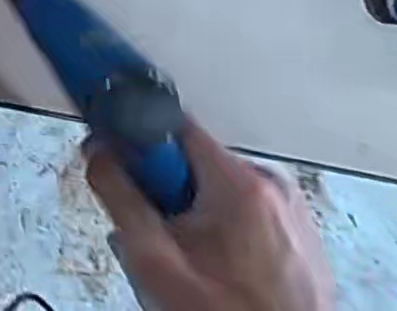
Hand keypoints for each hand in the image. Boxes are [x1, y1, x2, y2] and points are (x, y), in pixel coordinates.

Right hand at [87, 120, 334, 310]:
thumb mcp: (155, 264)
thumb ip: (119, 197)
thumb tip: (97, 153)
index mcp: (239, 182)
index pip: (171, 124)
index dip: (139, 143)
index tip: (121, 154)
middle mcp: (271, 185)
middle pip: (191, 161)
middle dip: (165, 192)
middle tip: (160, 237)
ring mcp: (289, 210)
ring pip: (216, 189)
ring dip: (193, 216)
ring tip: (190, 264)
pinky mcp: (298, 234)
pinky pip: (246, 212)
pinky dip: (225, 232)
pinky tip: (218, 272)